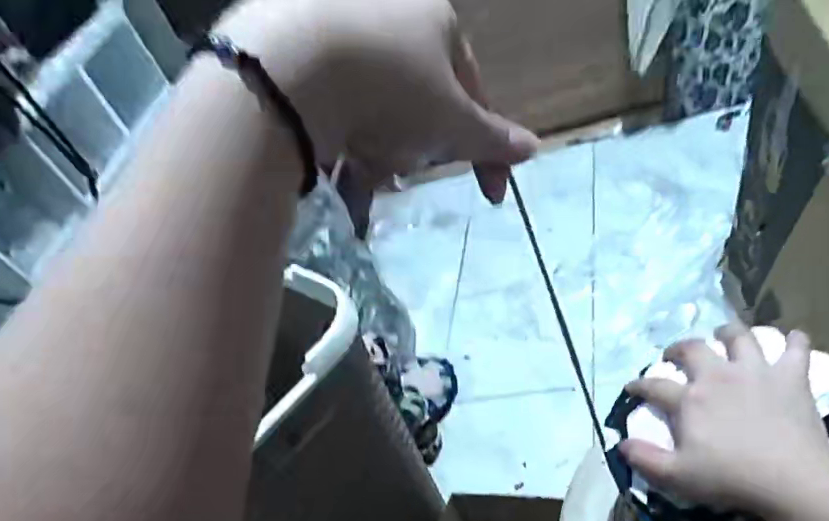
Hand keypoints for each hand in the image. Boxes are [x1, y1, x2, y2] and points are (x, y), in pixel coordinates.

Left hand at [214, 0, 538, 202]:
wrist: (295, 68)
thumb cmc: (391, 89)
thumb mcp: (451, 123)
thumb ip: (490, 139)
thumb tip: (533, 148)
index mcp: (439, 22)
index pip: (473, 95)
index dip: (485, 150)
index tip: (492, 195)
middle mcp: (393, 18)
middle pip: (423, 106)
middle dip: (420, 150)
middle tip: (407, 176)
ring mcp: (348, 35)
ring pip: (379, 113)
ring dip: (379, 155)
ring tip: (364, 176)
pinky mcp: (308, 60)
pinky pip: (340, 114)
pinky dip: (344, 148)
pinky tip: (338, 170)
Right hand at [620, 325, 828, 520]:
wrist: (789, 476)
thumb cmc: (727, 478)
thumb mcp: (674, 476)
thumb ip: (644, 458)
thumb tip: (622, 444)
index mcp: (688, 400)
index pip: (654, 386)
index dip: (638, 386)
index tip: (631, 388)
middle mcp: (719, 375)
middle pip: (693, 349)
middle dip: (678, 349)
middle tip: (674, 356)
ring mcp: (757, 371)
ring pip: (740, 337)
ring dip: (728, 333)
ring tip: (724, 336)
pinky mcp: (792, 376)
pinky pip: (795, 347)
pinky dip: (793, 340)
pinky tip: (792, 339)